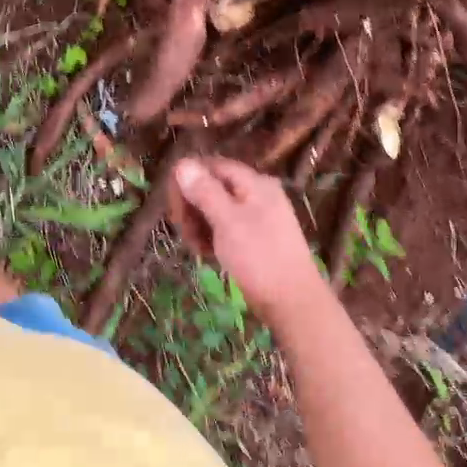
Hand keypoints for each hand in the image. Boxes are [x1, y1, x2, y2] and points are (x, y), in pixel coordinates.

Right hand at [166, 157, 328, 328]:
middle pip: (211, 185)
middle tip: (182, 228)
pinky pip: (224, 225)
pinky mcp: (254, 236)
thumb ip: (204, 191)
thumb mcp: (227, 221)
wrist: (292, 303)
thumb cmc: (259, 258)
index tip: (173, 205)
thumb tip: (182, 163)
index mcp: (255, 183)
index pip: (210, 165)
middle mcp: (257, 193)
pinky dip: (210, 235)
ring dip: (197, 222)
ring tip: (195, 246)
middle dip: (191, 205)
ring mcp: (257, 216)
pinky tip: (206, 252)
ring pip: (214, 207)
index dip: (187, 180)